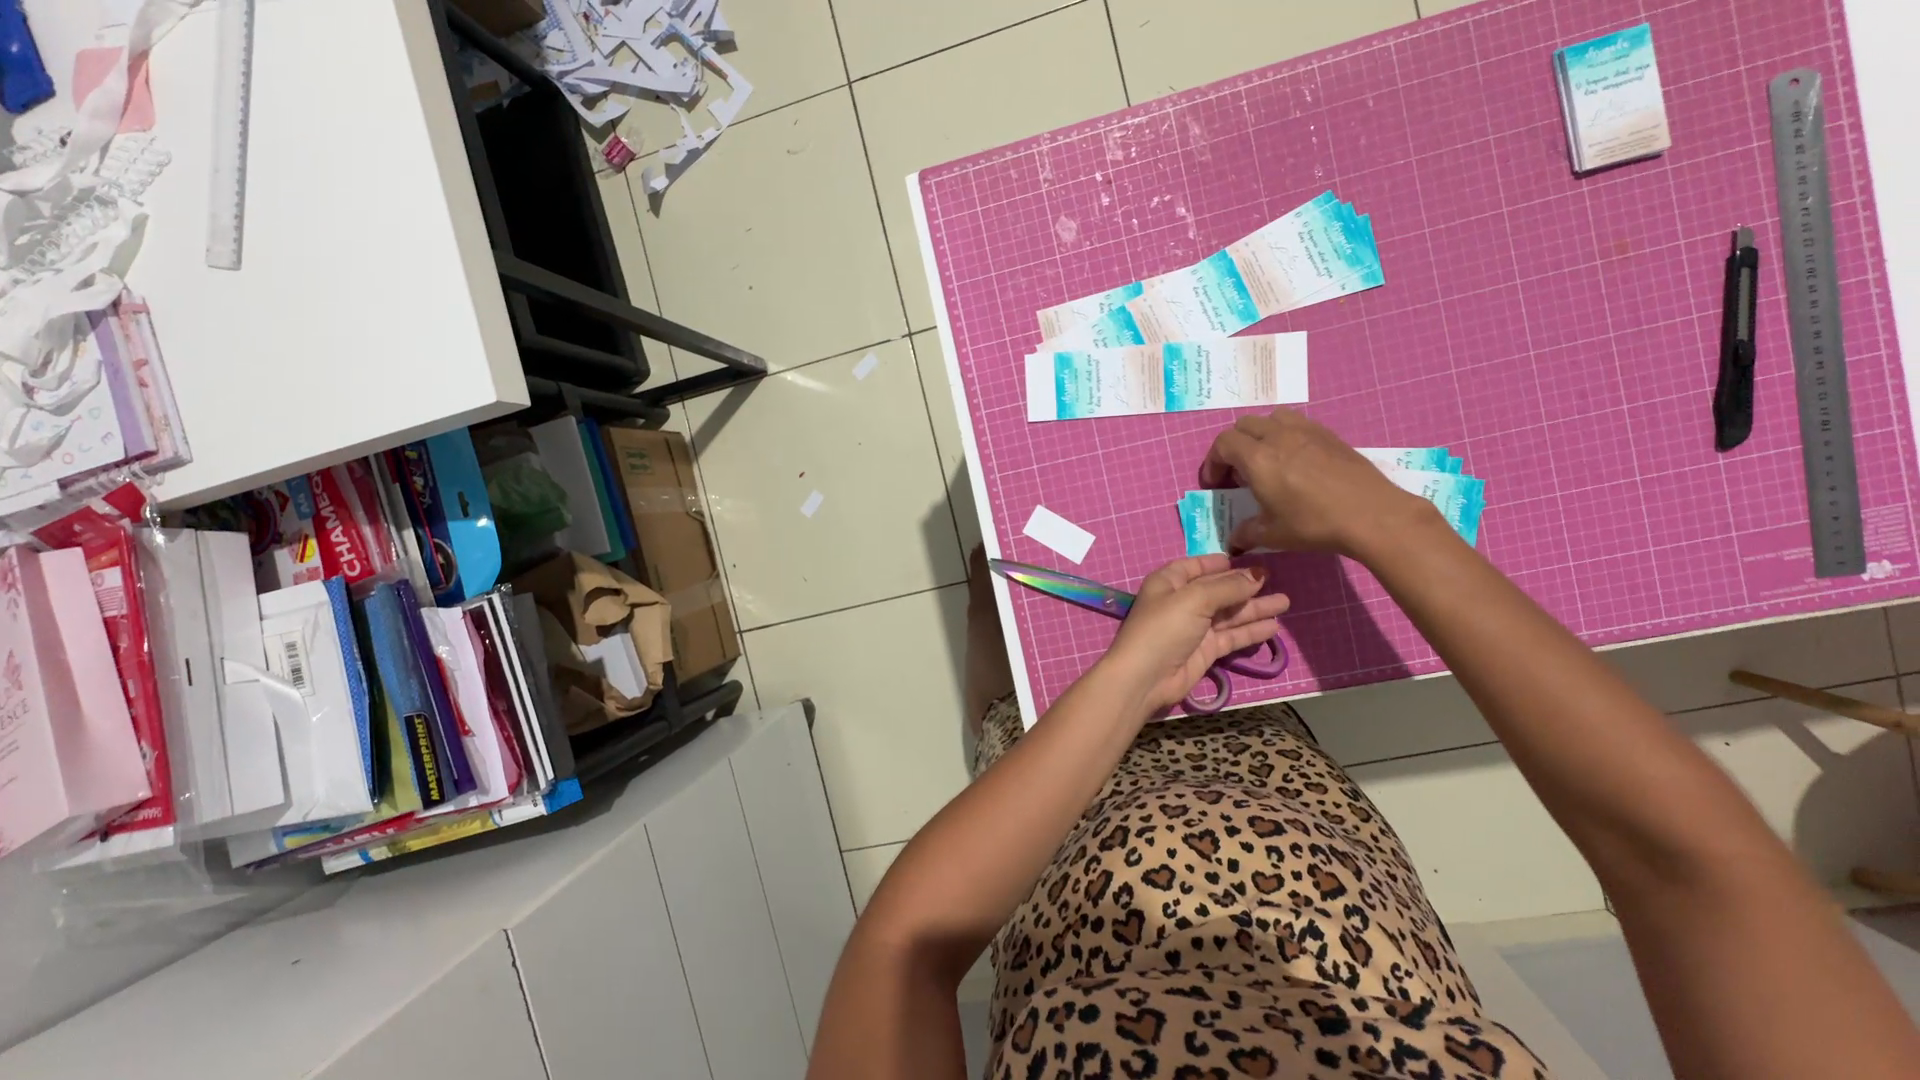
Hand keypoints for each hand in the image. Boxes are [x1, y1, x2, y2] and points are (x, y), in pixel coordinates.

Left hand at [1100, 556, 1291, 711]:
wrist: (1145, 678)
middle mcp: (1181, 602)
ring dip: (1255, 608)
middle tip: (1275, 579)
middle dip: (1244, 585)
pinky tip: (1273, 626)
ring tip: (1285, 602)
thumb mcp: (1195, 599)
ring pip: (1229, 614)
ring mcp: (1194, 628)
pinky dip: (1251, 631)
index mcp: (1169, 582)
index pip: (1196, 567)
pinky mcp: (1205, 650)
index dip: (1218, 563)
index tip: (1244, 559)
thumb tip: (1258, 575)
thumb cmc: (1164, 628)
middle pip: (1218, 590)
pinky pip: (1232, 636)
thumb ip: (1228, 587)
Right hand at [1199, 407, 1424, 555]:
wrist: (1371, 514)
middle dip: (1233, 446)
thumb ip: (1247, 533)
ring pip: (1271, 418)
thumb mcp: (1274, 535)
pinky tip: (1295, 460)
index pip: (1223, 443)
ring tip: (1266, 459)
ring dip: (1260, 434)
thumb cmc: (1314, 524)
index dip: (1213, 462)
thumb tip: (1234, 540)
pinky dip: (1285, 434)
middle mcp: (1277, 436)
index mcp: (1258, 458)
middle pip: (1244, 426)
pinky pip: (1296, 423)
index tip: (1216, 483)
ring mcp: (1305, 431)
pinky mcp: (1328, 434)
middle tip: (1238, 473)